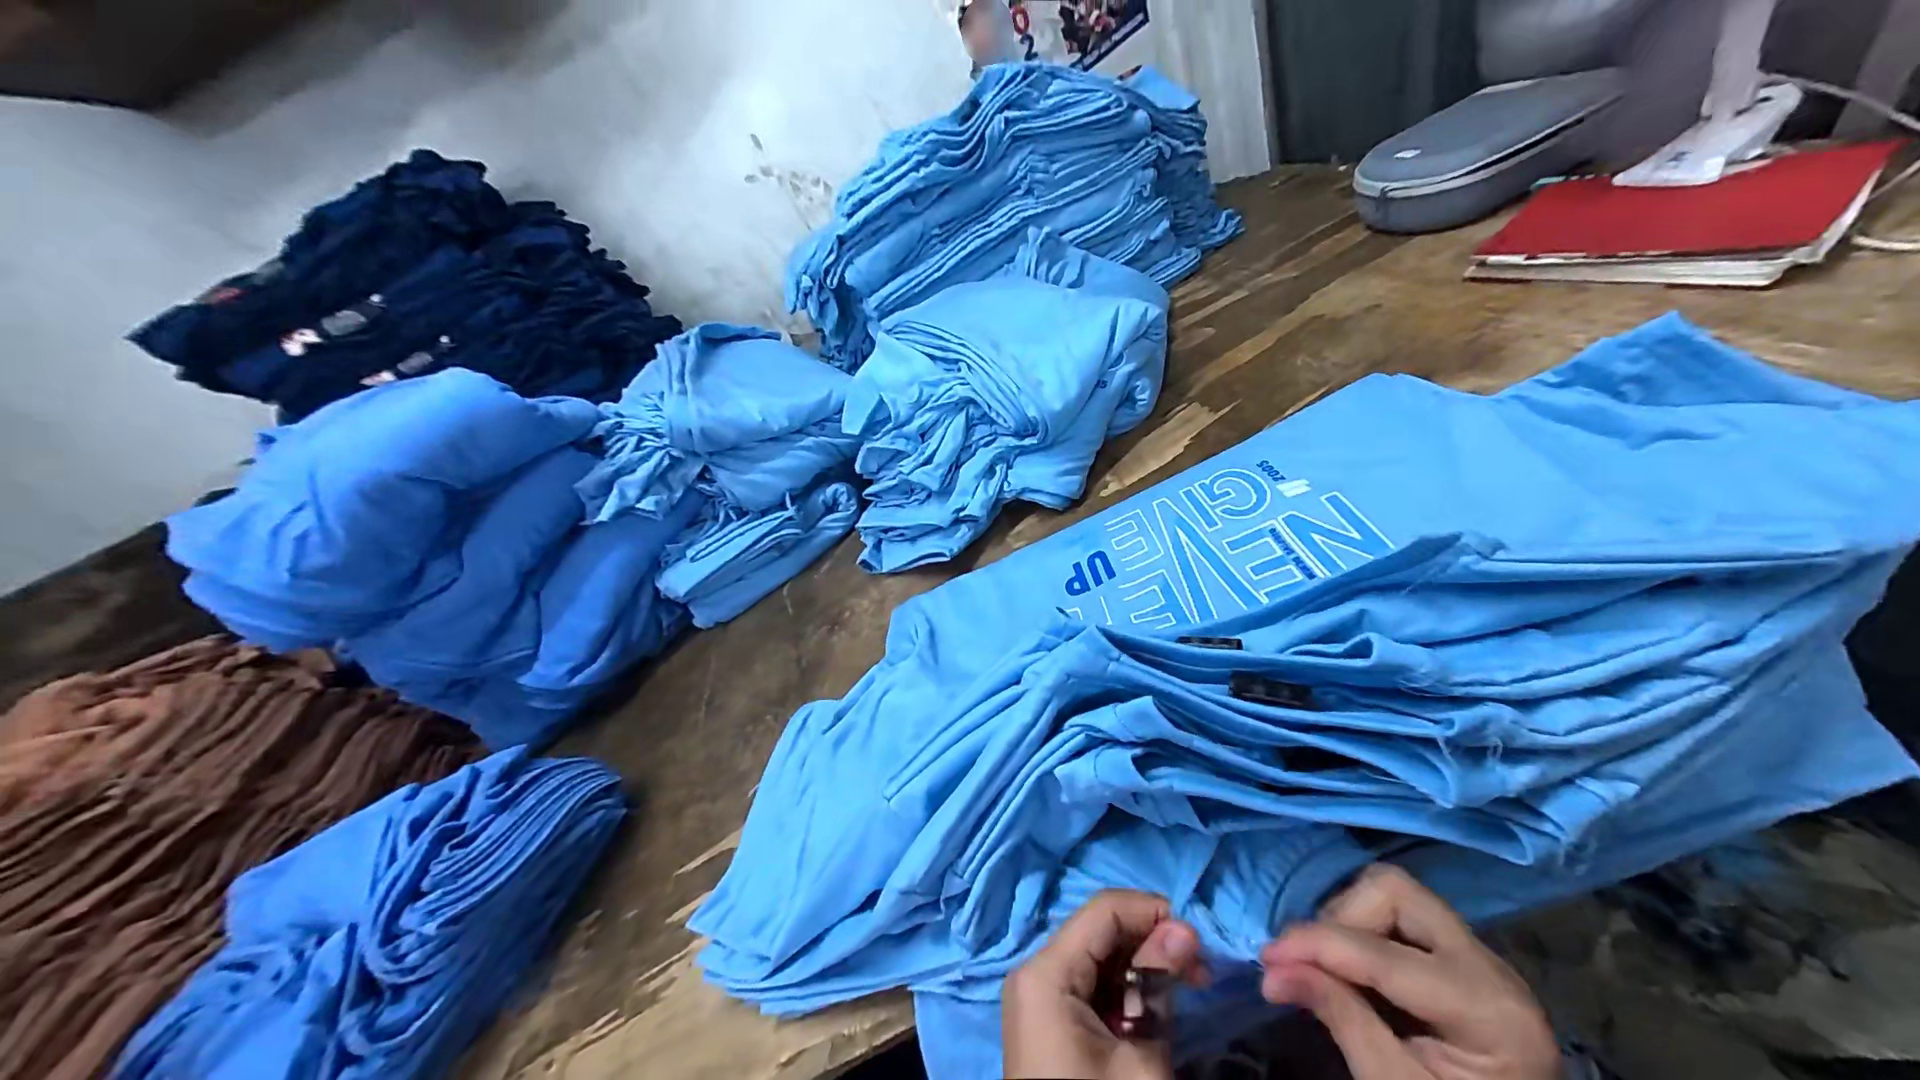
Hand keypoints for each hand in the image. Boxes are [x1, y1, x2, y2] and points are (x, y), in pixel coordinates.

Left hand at [1002, 889, 1206, 1079]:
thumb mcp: (1141, 1059)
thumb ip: (1158, 985)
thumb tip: (1184, 928)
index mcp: (1046, 972)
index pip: (1102, 911)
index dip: (1152, 913)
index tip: (1198, 943)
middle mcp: (1036, 972)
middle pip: (1099, 931)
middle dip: (1151, 941)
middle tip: (1199, 972)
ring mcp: (1040, 997)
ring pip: (1098, 957)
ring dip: (1142, 967)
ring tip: (1186, 989)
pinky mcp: (1050, 1020)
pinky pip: (1090, 986)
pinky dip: (1124, 992)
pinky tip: (1154, 1010)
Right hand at [1260, 865, 1559, 1079]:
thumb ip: (1341, 1020)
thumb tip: (1274, 970)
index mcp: (1487, 1011)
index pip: (1382, 953)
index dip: (1315, 945)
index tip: (1266, 960)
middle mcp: (1491, 967)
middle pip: (1394, 892)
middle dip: (1338, 918)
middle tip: (1308, 961)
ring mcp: (1480, 958)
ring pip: (1394, 892)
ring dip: (1348, 918)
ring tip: (1328, 964)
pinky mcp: (1462, 958)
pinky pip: (1402, 914)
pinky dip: (1363, 928)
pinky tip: (1350, 967)